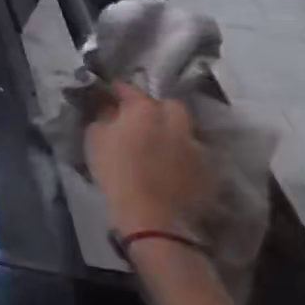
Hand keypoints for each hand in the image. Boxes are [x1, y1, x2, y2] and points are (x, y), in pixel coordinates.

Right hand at [85, 81, 215, 235]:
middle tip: (139, 118)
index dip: (118, 90)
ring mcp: (197, 147)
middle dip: (156, 107)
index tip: (109, 94)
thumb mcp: (94, 138)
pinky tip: (169, 165)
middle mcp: (176, 123)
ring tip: (157, 143)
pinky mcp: (209, 170)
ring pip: (185, 130)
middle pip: (170, 105)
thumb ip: (103, 118)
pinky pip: (194, 154)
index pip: (130, 90)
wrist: (151, 214)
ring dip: (172, 132)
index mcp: (145, 111)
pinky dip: (182, 155)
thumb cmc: (115, 170)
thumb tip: (108, 108)